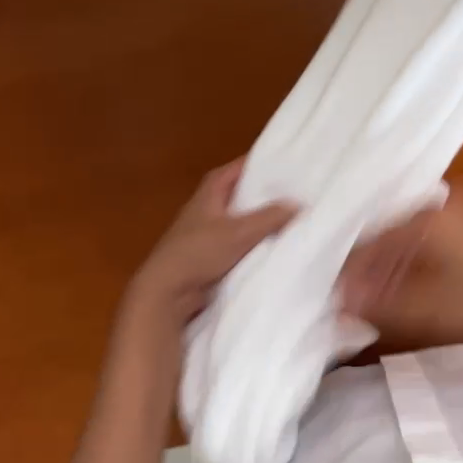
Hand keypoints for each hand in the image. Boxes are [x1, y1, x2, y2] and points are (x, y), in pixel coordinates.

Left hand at [70, 159, 295, 462]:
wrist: (163, 300)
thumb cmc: (196, 256)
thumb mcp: (238, 233)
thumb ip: (269, 218)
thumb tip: (299, 205)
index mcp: (208, 196)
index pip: (235, 170)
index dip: (258, 164)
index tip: (287, 162)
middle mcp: (204, 214)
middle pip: (239, 198)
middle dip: (264, 196)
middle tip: (299, 194)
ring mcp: (204, 241)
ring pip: (240, 226)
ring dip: (261, 226)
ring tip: (296, 224)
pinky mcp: (208, 266)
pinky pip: (239, 251)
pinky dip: (255, 250)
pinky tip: (277, 256)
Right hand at [338, 186, 462, 354]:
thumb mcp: (438, 309)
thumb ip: (384, 303)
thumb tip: (340, 301)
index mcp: (428, 214)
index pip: (367, 239)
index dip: (346, 270)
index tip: (329, 295)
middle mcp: (438, 198)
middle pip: (383, 229)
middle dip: (364, 263)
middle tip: (345, 295)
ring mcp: (457, 203)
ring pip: (403, 230)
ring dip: (387, 261)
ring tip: (370, 295)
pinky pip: (424, 230)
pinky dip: (410, 255)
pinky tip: (404, 282)